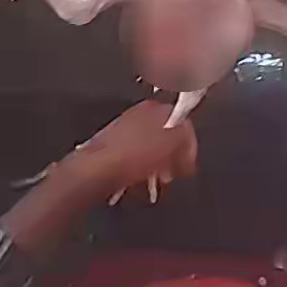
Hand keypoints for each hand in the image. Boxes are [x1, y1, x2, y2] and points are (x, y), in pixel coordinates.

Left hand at [66, 100, 198, 204]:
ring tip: (161, 179)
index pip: (183, 121)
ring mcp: (126, 127)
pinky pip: (138, 153)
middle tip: (177, 173)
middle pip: (167, 133)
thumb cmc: (135, 154)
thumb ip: (185, 136)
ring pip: (152, 145)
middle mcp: (140, 112)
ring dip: (160, 162)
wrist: (97, 168)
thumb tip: (188, 140)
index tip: (189, 165)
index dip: (189, 145)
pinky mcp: (114, 143)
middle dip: (175, 154)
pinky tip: (144, 178)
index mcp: (155, 107)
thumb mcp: (170, 143)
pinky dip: (145, 165)